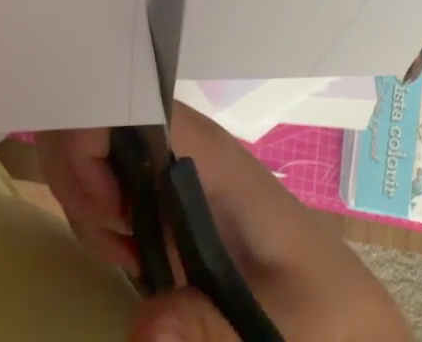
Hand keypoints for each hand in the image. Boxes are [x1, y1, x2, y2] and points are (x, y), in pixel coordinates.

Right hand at [36, 104, 411, 341]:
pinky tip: (123, 253)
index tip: (109, 209)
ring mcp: (159, 164)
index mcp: (206, 155)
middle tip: (112, 239)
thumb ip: (214, 327)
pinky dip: (87, 211)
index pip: (121, 101)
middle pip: (86, 117)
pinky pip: (92, 176)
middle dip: (75, 175)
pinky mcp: (151, 190)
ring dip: (79, 197)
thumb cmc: (326, 313)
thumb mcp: (284, 328)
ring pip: (80, 145)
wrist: (346, 321)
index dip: (88, 139)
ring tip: (123, 254)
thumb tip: (144, 329)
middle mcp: (174, 144)